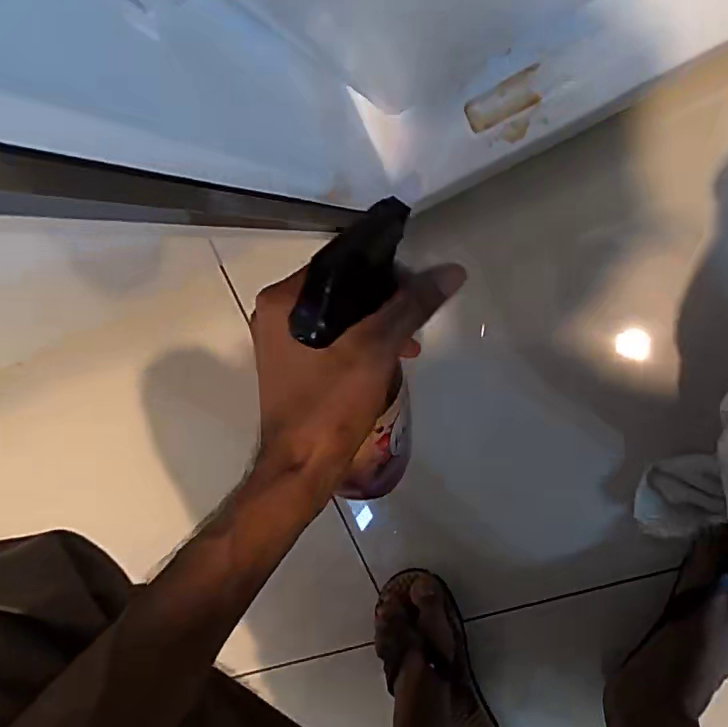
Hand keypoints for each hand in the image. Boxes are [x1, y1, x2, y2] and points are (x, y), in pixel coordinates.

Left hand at [247, 262, 465, 487]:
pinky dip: (362, 340)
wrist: (303, 466)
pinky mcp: (295, 364)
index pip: (340, 261)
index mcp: (284, 299)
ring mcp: (283, 341)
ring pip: (340, 314)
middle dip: (383, 298)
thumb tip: (450, 272)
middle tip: (417, 309)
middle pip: (341, 288)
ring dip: (377, 322)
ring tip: (410, 340)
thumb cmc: (331, 403)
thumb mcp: (376, 349)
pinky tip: (391, 355)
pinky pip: (334, 337)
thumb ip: (411, 307)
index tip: (417, 276)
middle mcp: (277, 313)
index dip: (383, 264)